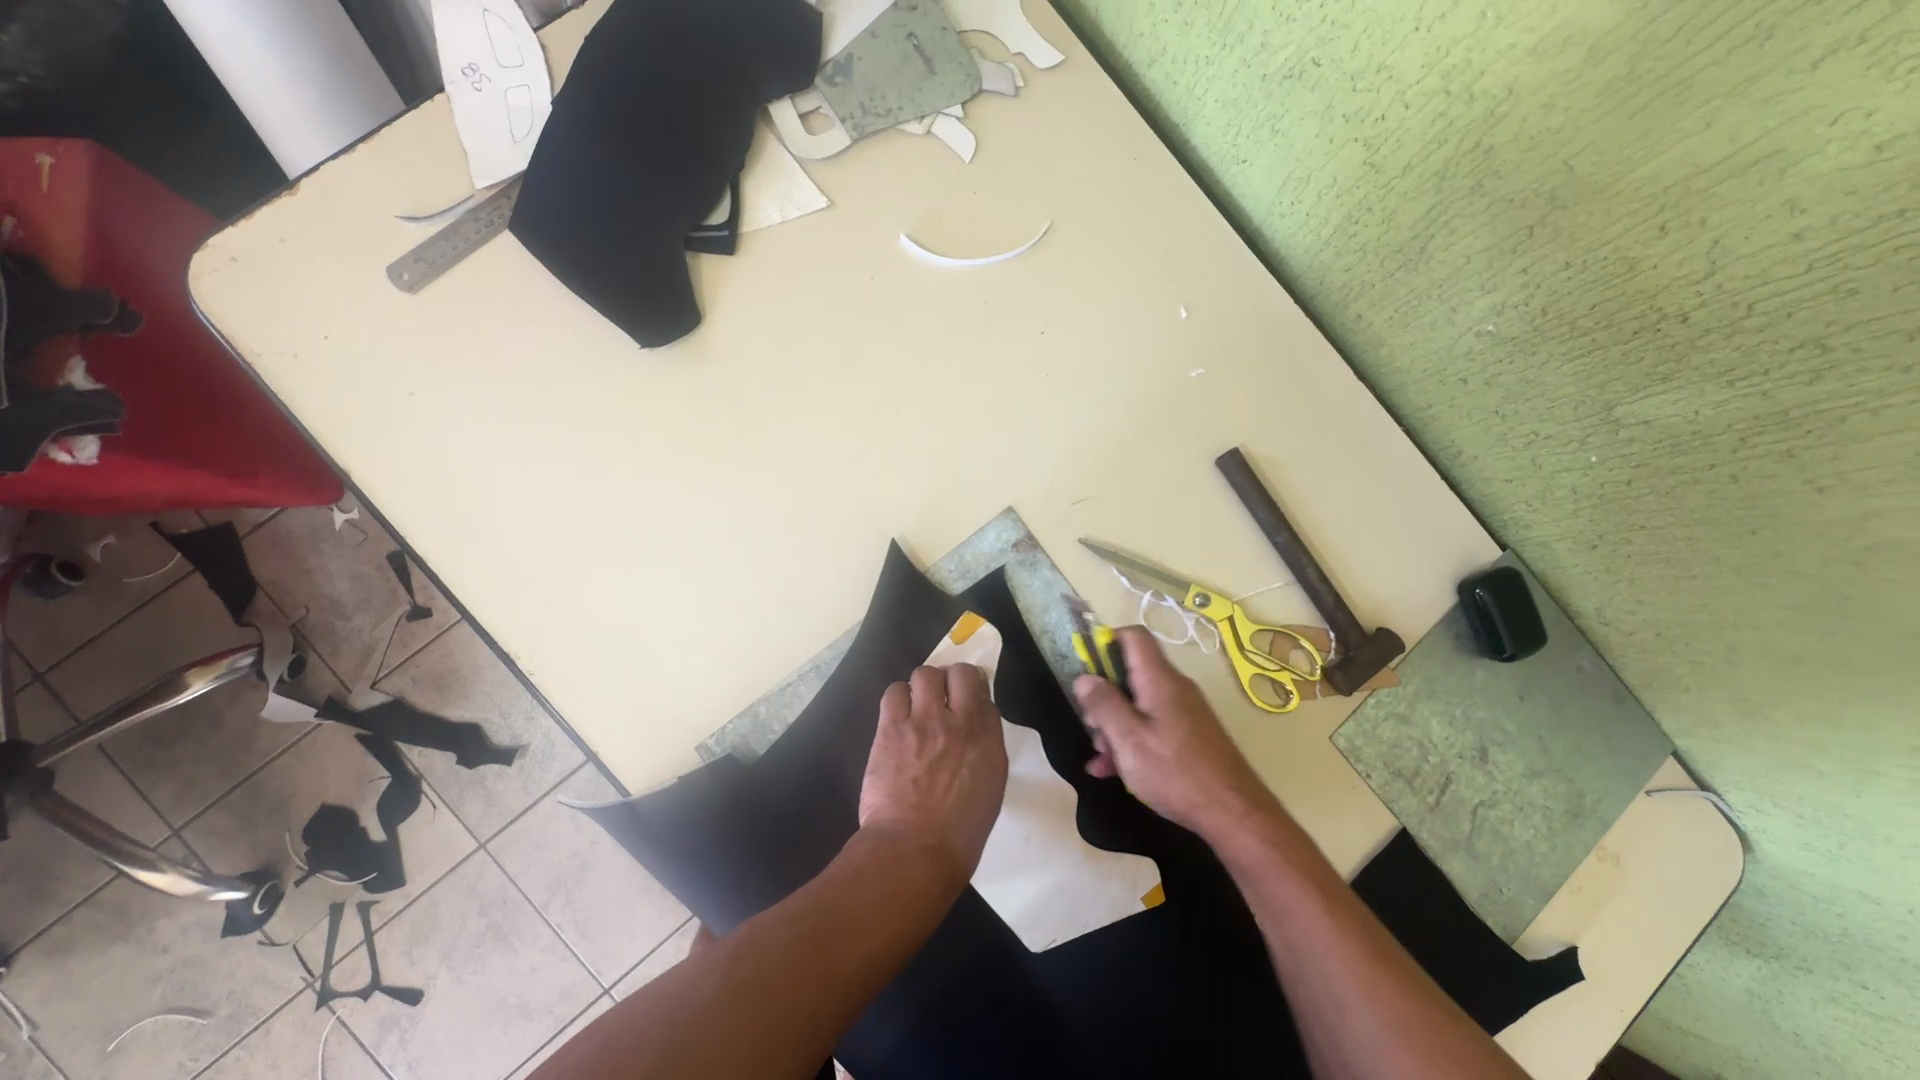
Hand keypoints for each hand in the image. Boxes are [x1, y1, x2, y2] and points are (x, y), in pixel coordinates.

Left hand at [858, 664, 1008, 887]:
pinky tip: (896, 715)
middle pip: (960, 673)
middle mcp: (962, 723)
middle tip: (941, 696)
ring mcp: (925, 721)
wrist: (915, 849)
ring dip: (922, 686)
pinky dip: (897, 698)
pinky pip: (894, 692)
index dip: (973, 694)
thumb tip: (972, 731)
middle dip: (951, 679)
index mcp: (989, 742)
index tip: (965, 702)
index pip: (985, 696)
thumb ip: (984, 752)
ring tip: (915, 705)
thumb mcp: (989, 789)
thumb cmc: (958, 834)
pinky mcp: (892, 728)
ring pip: (924, 675)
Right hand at [1076, 627, 1280, 838]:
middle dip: (1104, 697)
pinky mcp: (1189, 736)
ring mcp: (1184, 713)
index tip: (1084, 668)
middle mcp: (1174, 688)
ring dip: (1114, 726)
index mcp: (1160, 680)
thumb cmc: (1176, 773)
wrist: (1233, 813)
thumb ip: (1104, 705)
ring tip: (1101, 758)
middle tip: (1091, 727)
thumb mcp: (1129, 741)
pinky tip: (1112, 771)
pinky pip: (1152, 727)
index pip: (1133, 636)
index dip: (1105, 642)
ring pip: (1139, 705)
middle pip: (1131, 674)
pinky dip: (1131, 742)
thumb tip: (1084, 678)